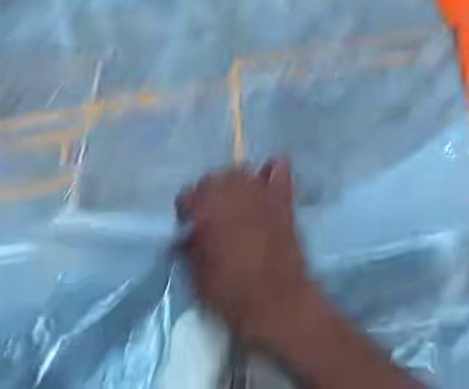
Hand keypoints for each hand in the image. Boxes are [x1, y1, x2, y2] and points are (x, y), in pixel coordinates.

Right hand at [177, 161, 325, 352]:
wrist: (277, 301)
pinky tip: (267, 187)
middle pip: (212, 179)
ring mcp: (258, 188)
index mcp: (204, 207)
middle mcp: (229, 189)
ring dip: (236, 186)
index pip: (186, 195)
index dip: (187, 214)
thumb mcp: (196, 277)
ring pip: (240, 172)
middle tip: (214, 222)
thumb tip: (188, 236)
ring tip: (239, 208)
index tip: (191, 230)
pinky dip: (271, 173)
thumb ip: (189, 247)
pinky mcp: (282, 195)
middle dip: (209, 197)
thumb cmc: (232, 294)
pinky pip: (278, 167)